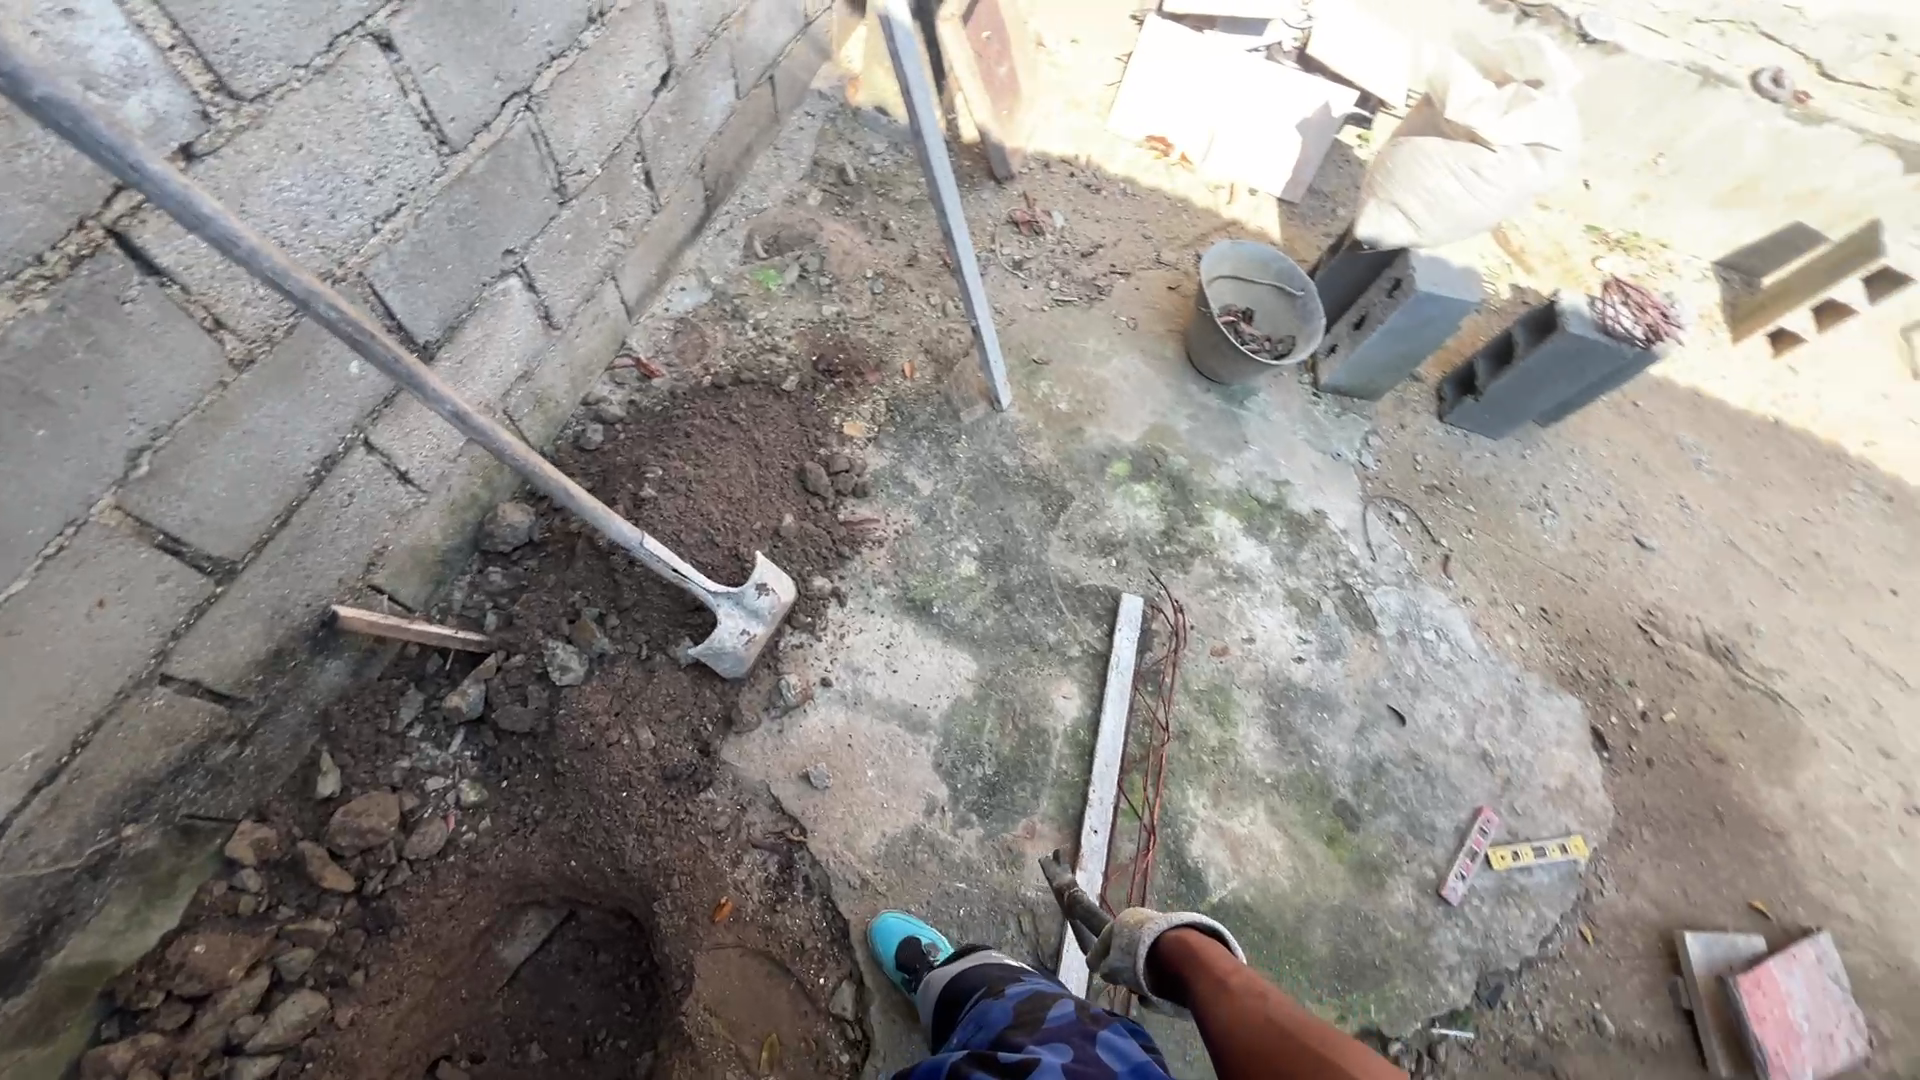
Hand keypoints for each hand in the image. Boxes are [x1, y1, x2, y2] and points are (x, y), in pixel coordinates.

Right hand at [1087, 907, 1244, 1015]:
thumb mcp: (1117, 968)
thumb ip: (1109, 971)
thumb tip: (1106, 973)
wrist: (1188, 959)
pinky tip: (1157, 997)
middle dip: (1124, 965)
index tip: (1092, 966)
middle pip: (1130, 946)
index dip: (1098, 953)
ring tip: (1139, 992)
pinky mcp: (1188, 949)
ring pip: (1149, 957)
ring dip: (1143, 974)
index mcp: (1126, 919)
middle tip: (1119, 980)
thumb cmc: (1144, 960)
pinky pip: (1167, 968)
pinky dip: (1160, 981)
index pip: (1107, 936)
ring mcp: (1168, 933)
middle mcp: (1146, 921)